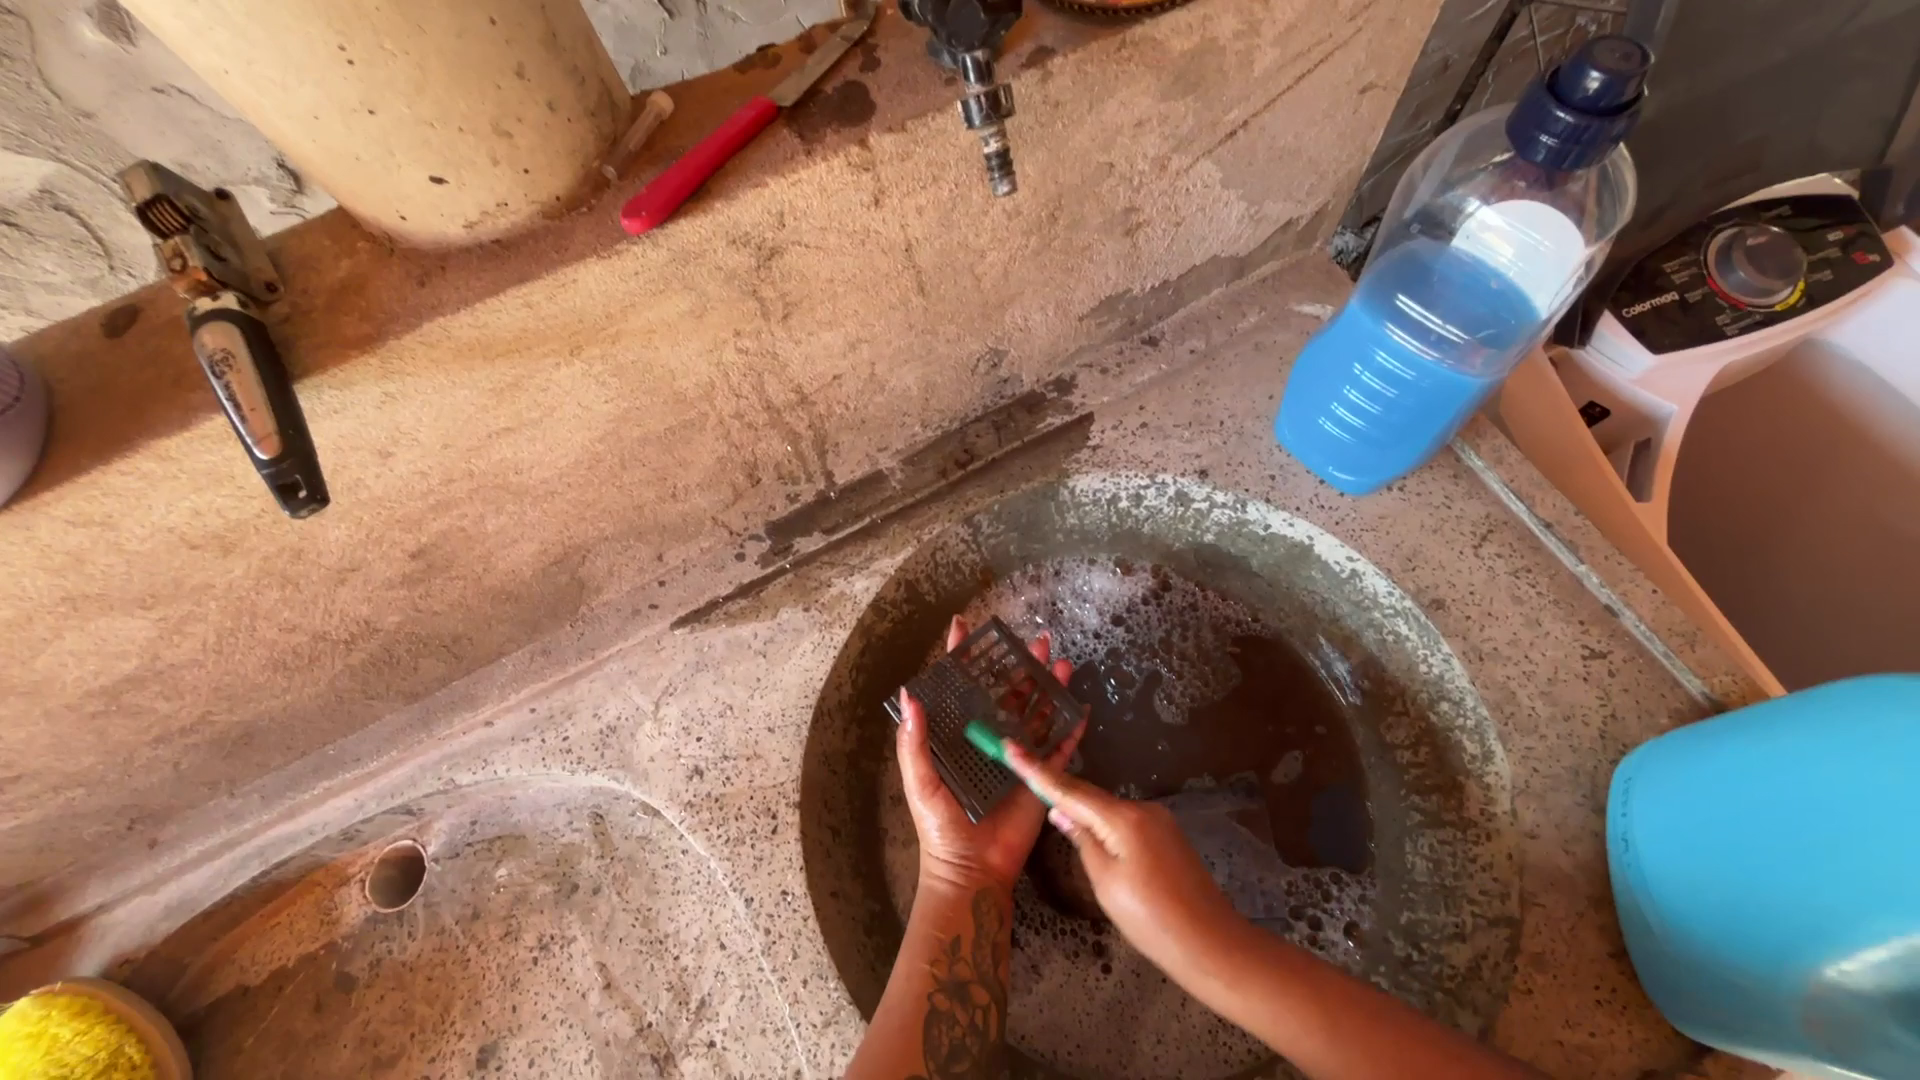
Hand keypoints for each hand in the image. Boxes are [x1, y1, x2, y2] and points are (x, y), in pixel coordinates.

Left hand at [897, 617, 1085, 894]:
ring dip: (1049, 686)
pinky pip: (1059, 747)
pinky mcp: (1040, 776)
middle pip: (1008, 693)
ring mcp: (1017, 756)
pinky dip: (1071, 727)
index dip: (962, 657)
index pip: (961, 688)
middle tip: (1036, 640)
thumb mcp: (920, 780)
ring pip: (1037, 712)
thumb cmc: (940, 824)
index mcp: (959, 736)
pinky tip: (1080, 704)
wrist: (971, 869)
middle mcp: (989, 738)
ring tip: (1061, 660)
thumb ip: (913, 741)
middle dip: (1021, 665)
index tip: (964, 624)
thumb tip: (909, 695)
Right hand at [1002, 740, 1238, 972]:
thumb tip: (1061, 811)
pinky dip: (1103, 824)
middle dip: (1057, 787)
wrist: (1211, 944)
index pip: (1070, 790)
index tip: (1010, 746)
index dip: (1037, 770)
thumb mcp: (1106, 882)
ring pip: (1109, 810)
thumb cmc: (1151, 918)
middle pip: (1090, 795)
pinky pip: (1125, 822)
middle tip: (1021, 767)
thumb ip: (1082, 841)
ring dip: (1081, 808)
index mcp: (1124, 818)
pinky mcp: (1167, 836)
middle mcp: (1143, 809)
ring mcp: (1159, 821)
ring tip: (1050, 807)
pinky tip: (1089, 831)